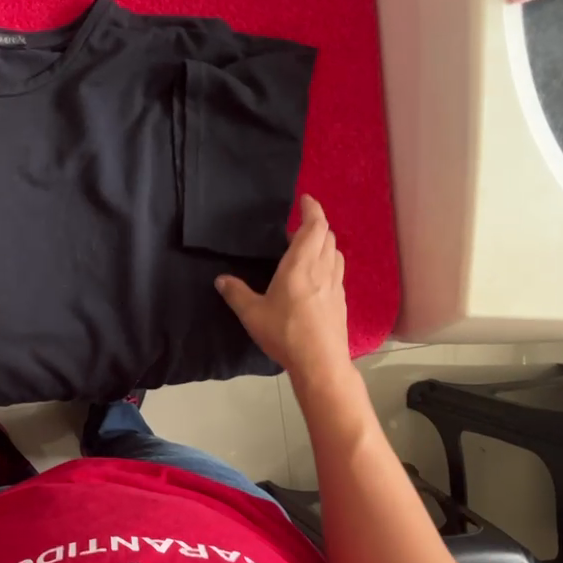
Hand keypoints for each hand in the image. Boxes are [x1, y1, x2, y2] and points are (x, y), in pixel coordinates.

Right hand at [215, 194, 352, 394]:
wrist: (320, 362)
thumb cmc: (285, 333)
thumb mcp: (252, 314)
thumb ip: (236, 293)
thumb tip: (221, 279)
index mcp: (300, 265)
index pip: (314, 226)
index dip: (312, 209)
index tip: (305, 200)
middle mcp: (322, 269)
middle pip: (327, 236)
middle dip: (316, 226)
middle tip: (298, 228)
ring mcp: (335, 285)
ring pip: (335, 253)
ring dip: (324, 244)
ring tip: (308, 249)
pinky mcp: (340, 301)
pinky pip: (336, 271)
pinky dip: (327, 263)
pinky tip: (316, 277)